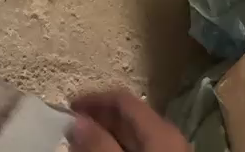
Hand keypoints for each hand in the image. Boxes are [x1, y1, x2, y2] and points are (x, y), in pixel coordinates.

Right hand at [67, 90, 189, 151]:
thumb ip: (99, 143)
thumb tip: (76, 121)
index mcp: (160, 126)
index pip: (122, 98)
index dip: (93, 99)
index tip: (70, 106)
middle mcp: (169, 131)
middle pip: (129, 115)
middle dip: (99, 118)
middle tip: (74, 126)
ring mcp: (174, 148)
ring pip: (135, 134)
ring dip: (109, 134)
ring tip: (87, 142)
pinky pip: (143, 147)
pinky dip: (122, 146)